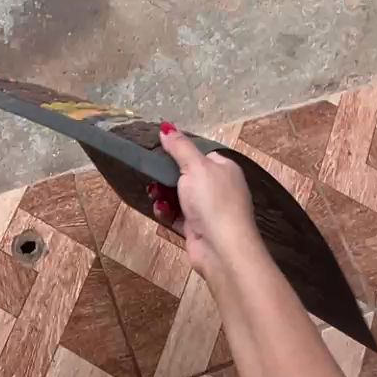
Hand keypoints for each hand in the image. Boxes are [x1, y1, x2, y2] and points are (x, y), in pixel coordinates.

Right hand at [149, 122, 260, 279]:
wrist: (222, 249)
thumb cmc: (213, 202)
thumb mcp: (195, 166)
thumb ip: (180, 146)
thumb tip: (166, 127)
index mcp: (225, 169)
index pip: (201, 154)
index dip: (181, 152)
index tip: (160, 151)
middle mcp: (218, 187)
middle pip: (186, 174)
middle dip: (165, 176)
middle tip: (152, 176)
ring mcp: (208, 209)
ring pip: (177, 195)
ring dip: (162, 194)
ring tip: (154, 195)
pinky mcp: (197, 227)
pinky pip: (176, 213)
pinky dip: (166, 211)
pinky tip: (161, 211)